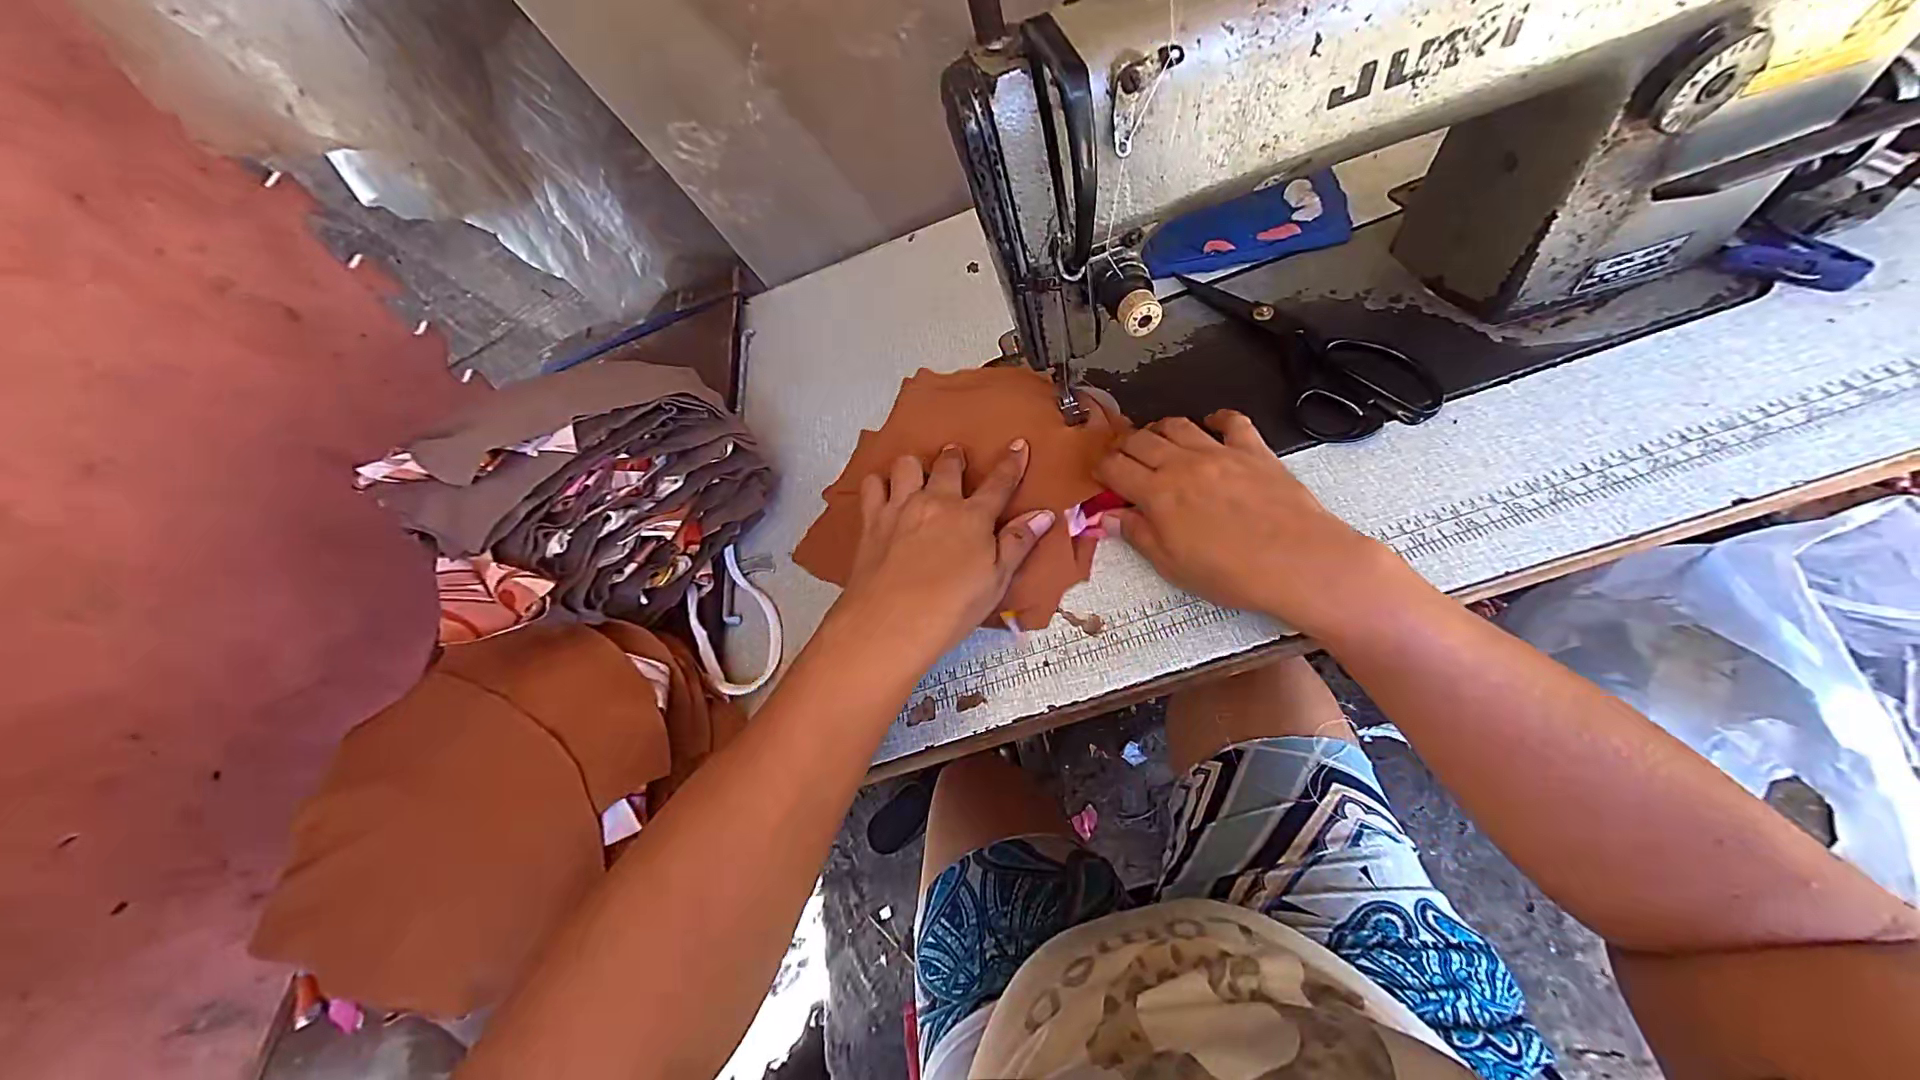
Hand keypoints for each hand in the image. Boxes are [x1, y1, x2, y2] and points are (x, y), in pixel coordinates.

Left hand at [829, 441, 1054, 664]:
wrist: (890, 622)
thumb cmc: (949, 608)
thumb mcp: (996, 581)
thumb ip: (1018, 543)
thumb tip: (1042, 515)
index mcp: (973, 517)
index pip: (999, 483)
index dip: (1011, 463)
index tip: (1017, 446)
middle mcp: (936, 503)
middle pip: (949, 465)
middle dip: (955, 457)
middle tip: (956, 456)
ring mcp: (901, 508)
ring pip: (907, 465)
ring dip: (916, 465)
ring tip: (919, 473)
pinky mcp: (872, 521)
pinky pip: (873, 485)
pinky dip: (879, 483)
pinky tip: (884, 491)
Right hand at [1094, 411, 1415, 636]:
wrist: (1299, 563)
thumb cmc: (1237, 572)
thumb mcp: (1172, 565)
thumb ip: (1137, 535)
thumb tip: (1110, 519)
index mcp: (1158, 494)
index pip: (1115, 468)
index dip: (1102, 468)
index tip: (1100, 474)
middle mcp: (1184, 465)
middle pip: (1140, 440)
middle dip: (1123, 446)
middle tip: (1120, 456)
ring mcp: (1220, 453)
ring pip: (1177, 425)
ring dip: (1158, 429)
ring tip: (1154, 439)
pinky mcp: (1254, 451)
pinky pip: (1231, 421)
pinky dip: (1216, 418)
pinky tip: (1211, 422)